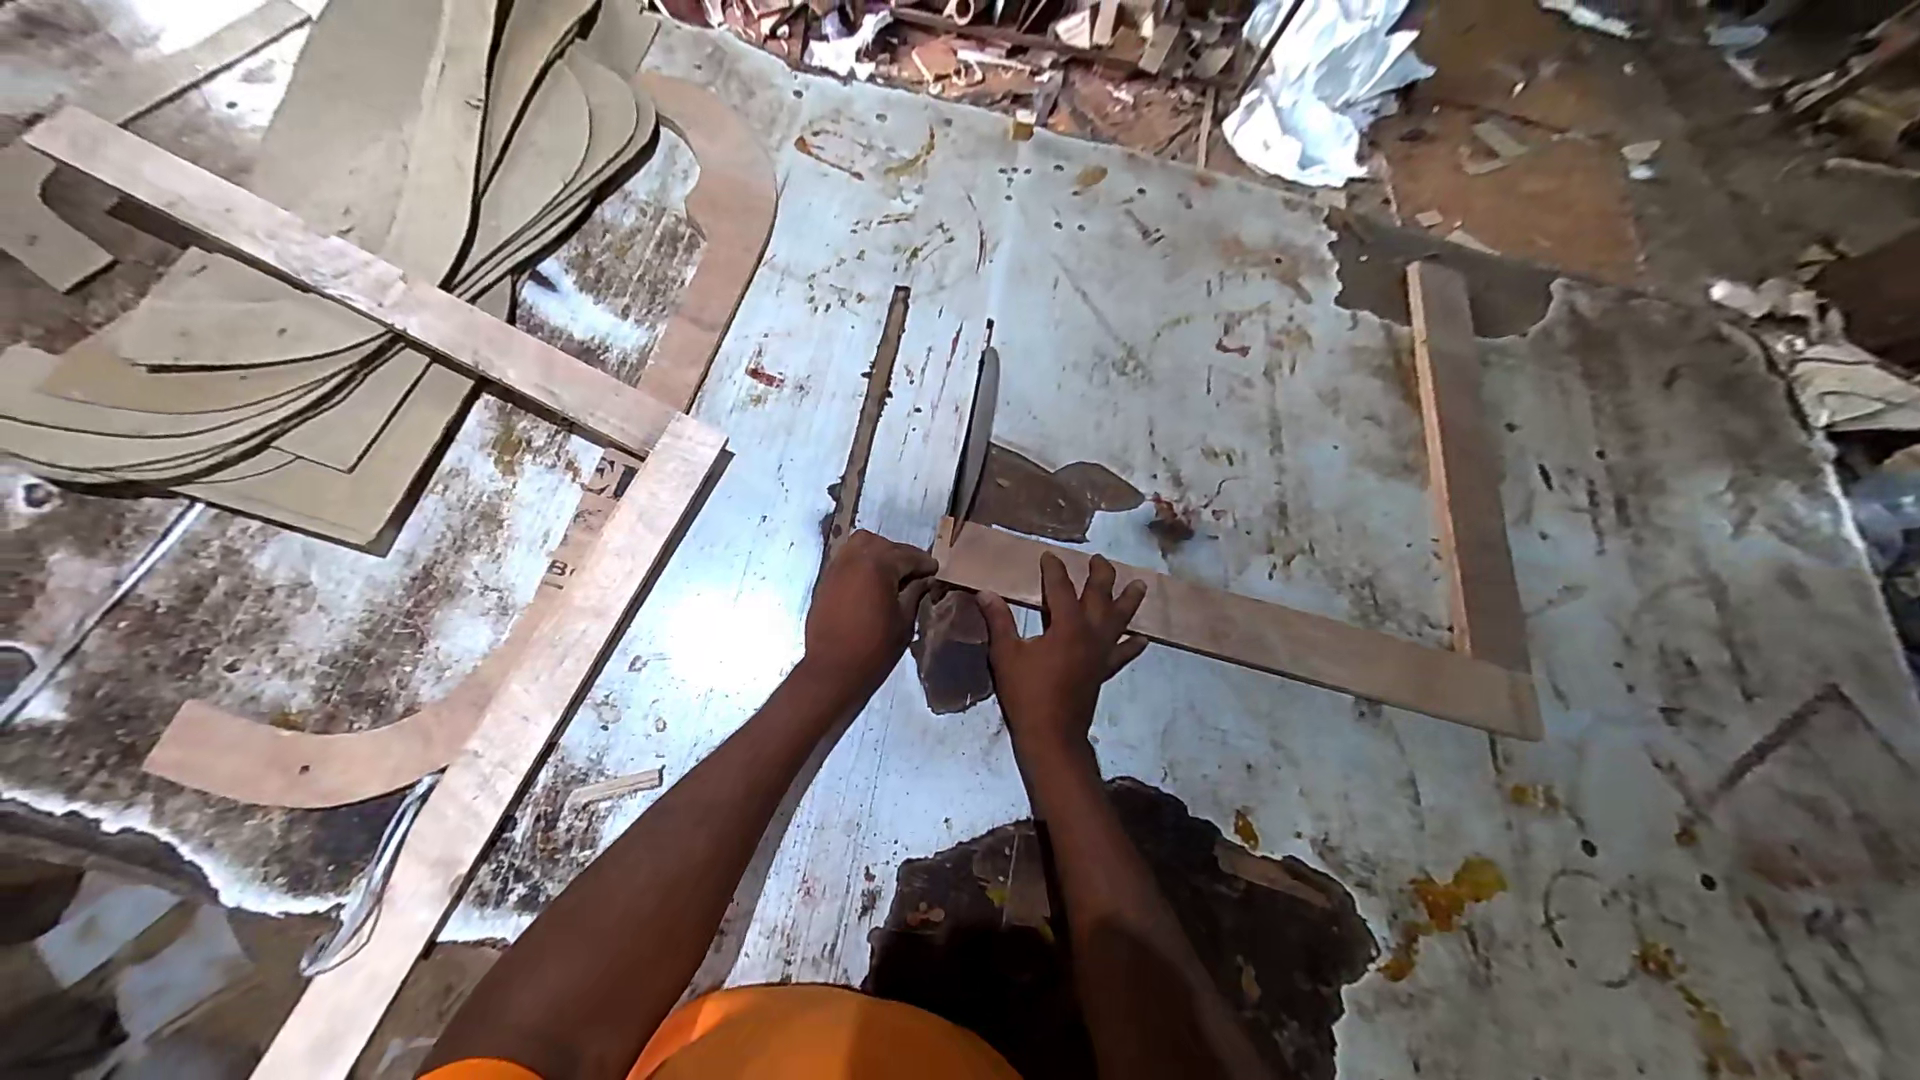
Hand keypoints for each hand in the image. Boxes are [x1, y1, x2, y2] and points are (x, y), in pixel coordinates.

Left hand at [803, 530, 938, 695]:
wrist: (833, 670)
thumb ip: (915, 593)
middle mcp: (854, 558)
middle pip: (883, 544)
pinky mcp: (825, 581)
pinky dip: (861, 564)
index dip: (924, 563)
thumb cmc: (875, 648)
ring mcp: (836, 568)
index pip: (907, 555)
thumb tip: (923, 580)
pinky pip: (846, 560)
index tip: (934, 570)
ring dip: (878, 554)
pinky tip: (871, 583)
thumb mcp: (905, 620)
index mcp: (878, 564)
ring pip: (860, 546)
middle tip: (914, 573)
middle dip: (901, 555)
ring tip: (891, 575)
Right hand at [977, 553, 1147, 762]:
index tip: (1049, 556)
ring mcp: (1101, 653)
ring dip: (1128, 601)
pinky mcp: (1104, 671)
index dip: (1053, 570)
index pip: (1060, 588)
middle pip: (1100, 596)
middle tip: (1099, 559)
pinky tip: (1142, 639)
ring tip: (1140, 585)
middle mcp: (1091, 634)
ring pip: (1120, 620)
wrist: (1052, 735)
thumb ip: (998, 621)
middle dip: (1099, 574)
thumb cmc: (1026, 693)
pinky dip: (1132, 645)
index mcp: (1067, 626)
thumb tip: (985, 593)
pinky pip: (1123, 654)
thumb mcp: (1005, 654)